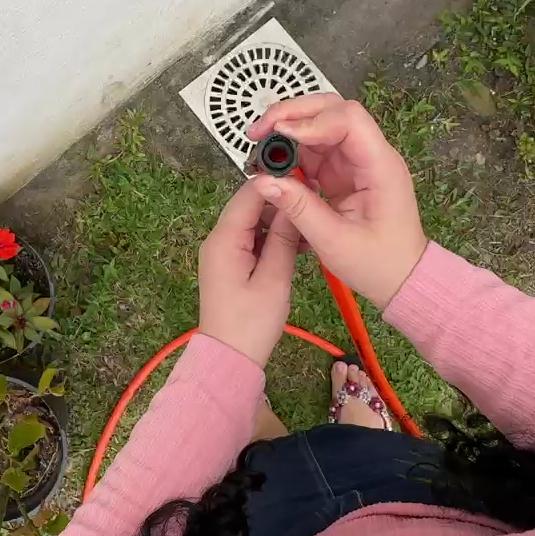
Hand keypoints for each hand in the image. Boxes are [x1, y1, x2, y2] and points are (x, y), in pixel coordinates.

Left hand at [198, 180, 303, 364]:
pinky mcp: (230, 262)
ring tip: (312, 223)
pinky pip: (252, 238)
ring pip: (254, 221)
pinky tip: (299, 242)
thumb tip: (295, 202)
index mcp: (224, 239)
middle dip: (281, 201)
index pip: (250, 194)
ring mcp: (222, 250)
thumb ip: (285, 238)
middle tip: (316, 201)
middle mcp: (218, 238)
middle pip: (251, 205)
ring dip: (280, 221)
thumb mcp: (274, 279)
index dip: (277, 182)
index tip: (309, 177)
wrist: (229, 358)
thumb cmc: (251, 322)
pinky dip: (273, 237)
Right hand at [246, 96, 426, 307]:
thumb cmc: (379, 264)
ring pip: (319, 125)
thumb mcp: (334, 242)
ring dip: (288, 130)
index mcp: (380, 167)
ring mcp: (355, 161)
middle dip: (294, 114)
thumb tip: (264, 181)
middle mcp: (370, 155)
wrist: (402, 279)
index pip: (348, 120)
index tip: (279, 134)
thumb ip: (298, 209)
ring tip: (259, 144)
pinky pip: (314, 149)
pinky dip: (291, 151)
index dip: (311, 121)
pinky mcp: (343, 172)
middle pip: (332, 111)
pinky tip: (273, 163)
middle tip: (260, 129)